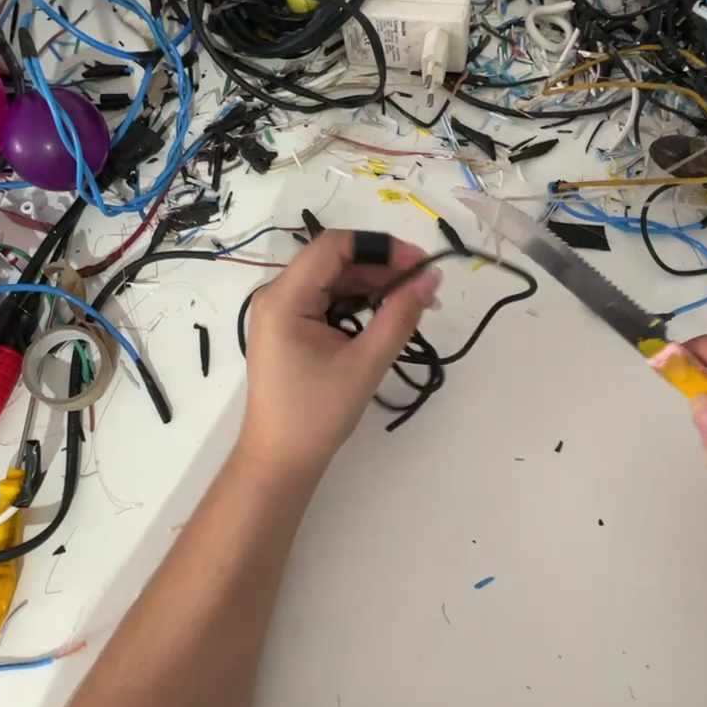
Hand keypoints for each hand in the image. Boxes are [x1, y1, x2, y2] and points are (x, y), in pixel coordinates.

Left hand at [238, 231, 439, 480]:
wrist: (280, 460)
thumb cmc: (316, 415)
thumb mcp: (365, 363)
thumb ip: (399, 316)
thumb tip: (430, 277)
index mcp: (283, 298)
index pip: (334, 246)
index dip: (380, 247)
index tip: (420, 264)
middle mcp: (277, 296)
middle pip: (335, 262)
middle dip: (383, 269)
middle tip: (426, 289)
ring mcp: (282, 312)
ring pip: (335, 281)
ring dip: (374, 287)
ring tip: (414, 303)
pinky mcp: (291, 328)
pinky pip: (328, 302)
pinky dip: (359, 304)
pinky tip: (387, 315)